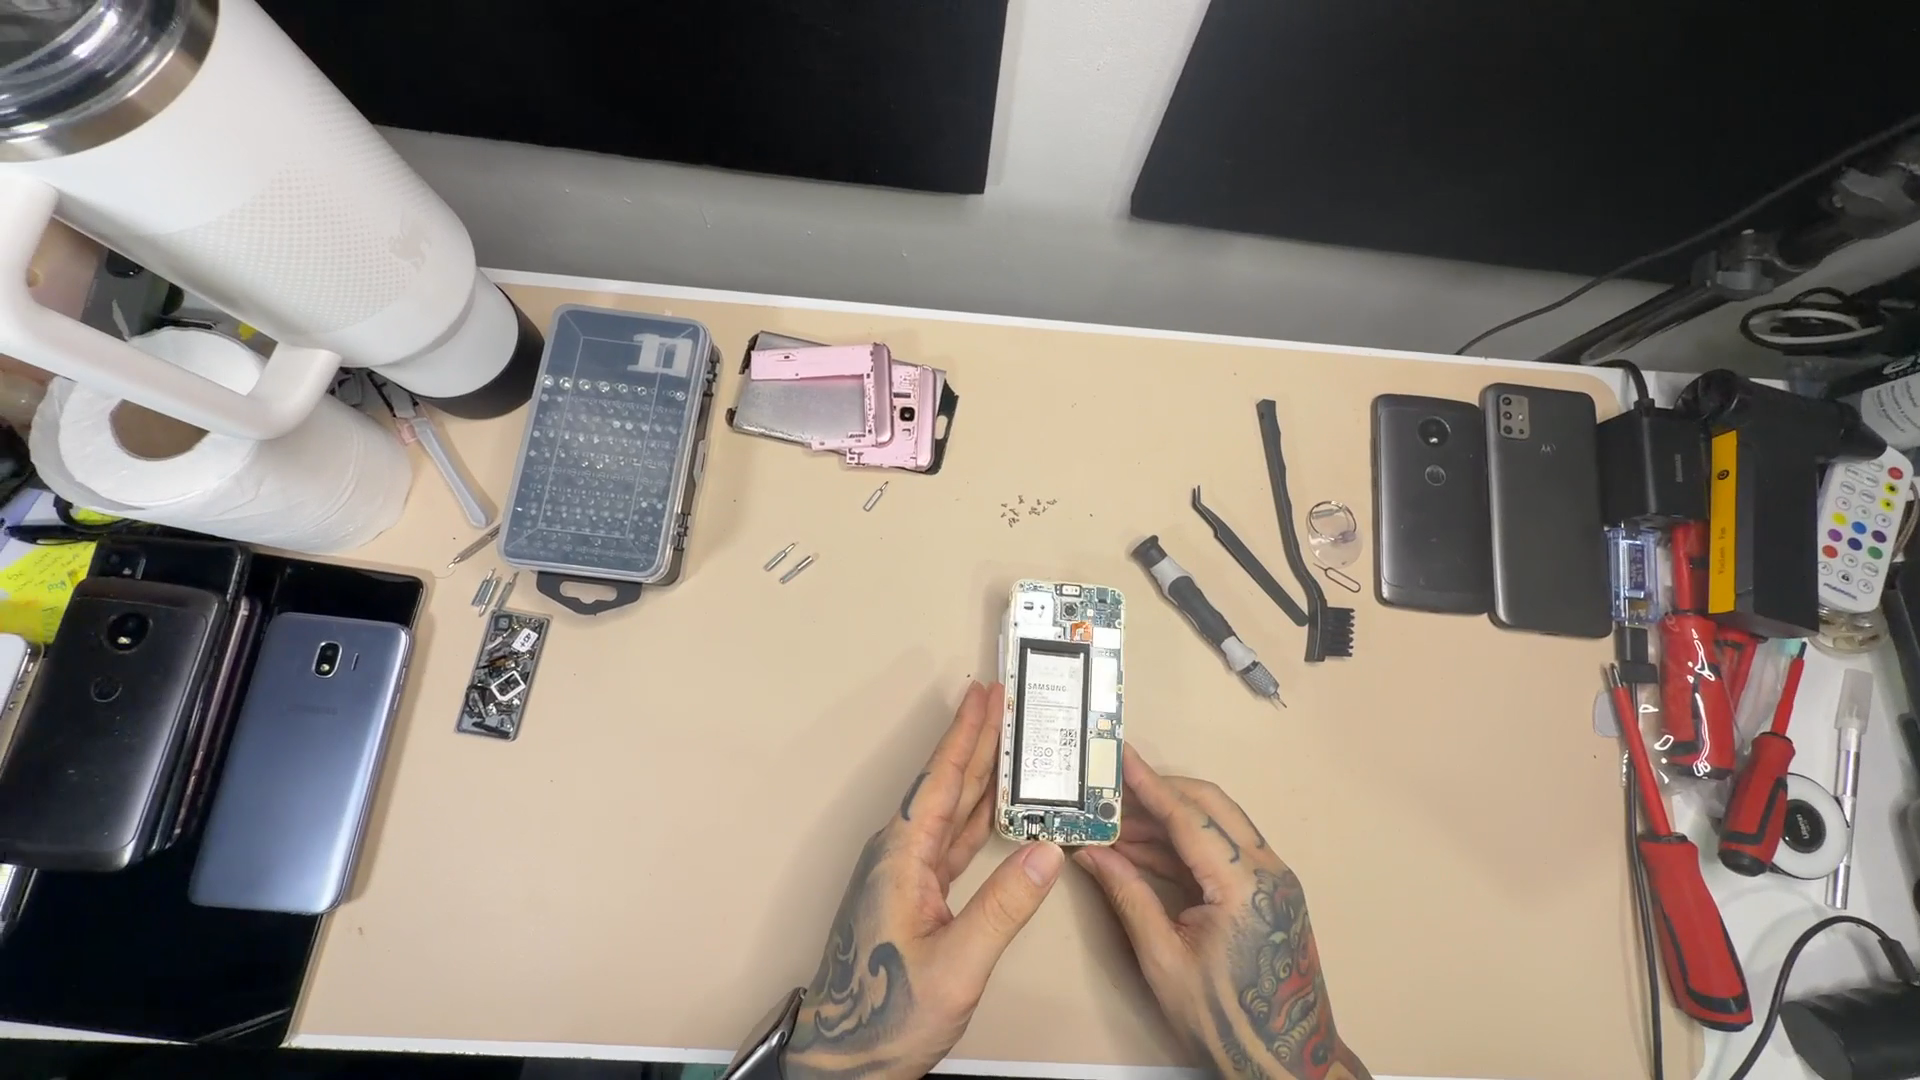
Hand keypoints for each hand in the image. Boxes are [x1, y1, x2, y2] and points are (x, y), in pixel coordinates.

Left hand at [785, 682, 1064, 1079]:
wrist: (847, 1056)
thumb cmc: (890, 1011)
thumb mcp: (956, 964)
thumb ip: (1003, 907)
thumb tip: (1049, 851)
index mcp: (902, 853)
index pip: (941, 779)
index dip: (964, 735)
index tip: (982, 697)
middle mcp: (902, 850)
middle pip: (946, 783)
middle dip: (974, 739)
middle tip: (1001, 701)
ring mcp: (908, 870)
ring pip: (950, 808)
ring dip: (978, 772)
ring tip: (1006, 739)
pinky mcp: (917, 890)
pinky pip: (952, 839)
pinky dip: (977, 815)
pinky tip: (997, 803)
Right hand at [1074, 747, 1371, 1079]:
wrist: (1289, 1064)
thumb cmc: (1225, 1018)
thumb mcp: (1163, 960)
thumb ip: (1128, 896)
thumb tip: (1089, 852)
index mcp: (1243, 884)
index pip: (1188, 816)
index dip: (1148, 783)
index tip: (1119, 755)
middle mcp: (1266, 868)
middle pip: (1208, 805)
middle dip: (1157, 791)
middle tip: (1111, 789)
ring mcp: (1272, 877)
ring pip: (1216, 823)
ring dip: (1167, 818)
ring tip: (1115, 824)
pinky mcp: (1268, 889)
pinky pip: (1222, 848)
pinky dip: (1182, 843)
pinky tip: (1142, 849)